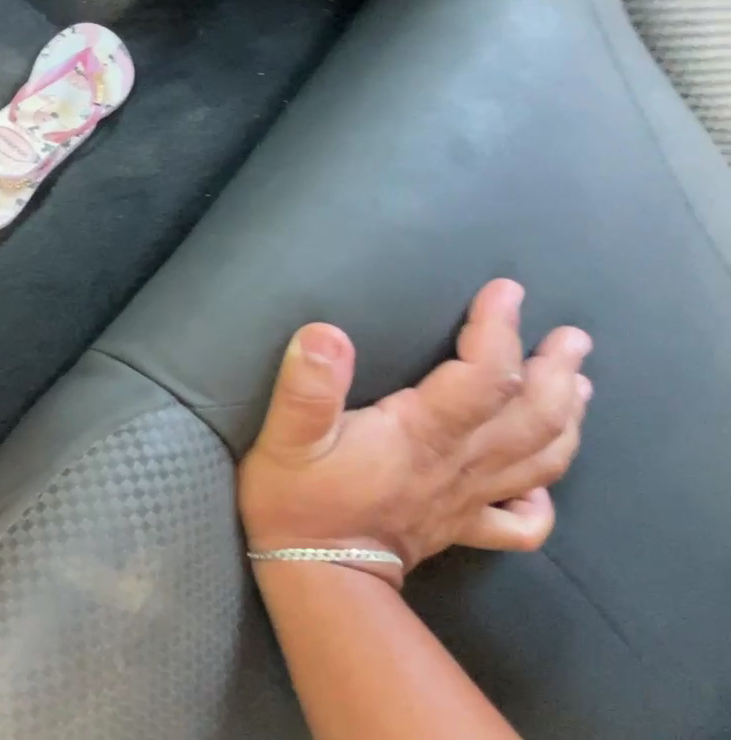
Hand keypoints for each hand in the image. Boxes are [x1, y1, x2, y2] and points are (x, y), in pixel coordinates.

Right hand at [238, 279, 592, 587]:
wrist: (315, 573)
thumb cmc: (296, 498)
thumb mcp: (285, 437)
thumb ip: (307, 387)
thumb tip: (324, 332)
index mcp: (422, 434)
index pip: (481, 375)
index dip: (498, 330)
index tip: (506, 291)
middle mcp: (460, 463)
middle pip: (531, 414)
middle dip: (555, 370)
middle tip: (572, 337)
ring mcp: (467, 499)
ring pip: (541, 458)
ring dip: (568, 418)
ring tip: (579, 385)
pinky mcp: (461, 528)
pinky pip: (523, 520)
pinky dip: (543, 497)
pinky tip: (541, 481)